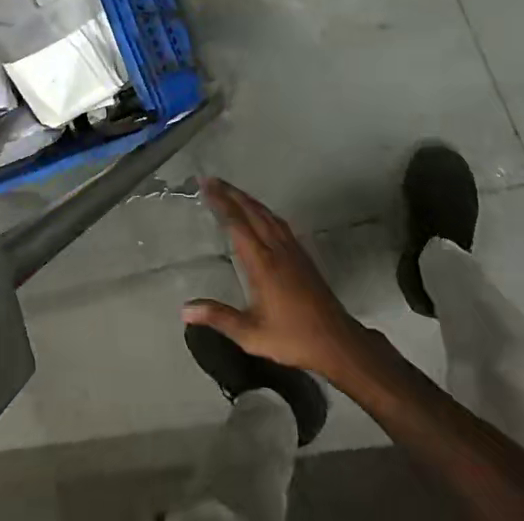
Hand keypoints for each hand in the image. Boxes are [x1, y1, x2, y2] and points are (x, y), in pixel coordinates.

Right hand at [183, 177, 372, 378]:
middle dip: (232, 193)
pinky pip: (280, 224)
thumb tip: (184, 310)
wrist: (339, 344)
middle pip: (253, 212)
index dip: (221, 202)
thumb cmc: (293, 338)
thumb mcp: (251, 334)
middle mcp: (278, 250)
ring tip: (231, 190)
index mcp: (263, 263)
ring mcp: (293, 252)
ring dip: (248, 200)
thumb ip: (218, 317)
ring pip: (268, 215)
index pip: (237, 224)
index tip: (206, 185)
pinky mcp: (304, 257)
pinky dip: (264, 211)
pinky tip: (262, 214)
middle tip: (212, 179)